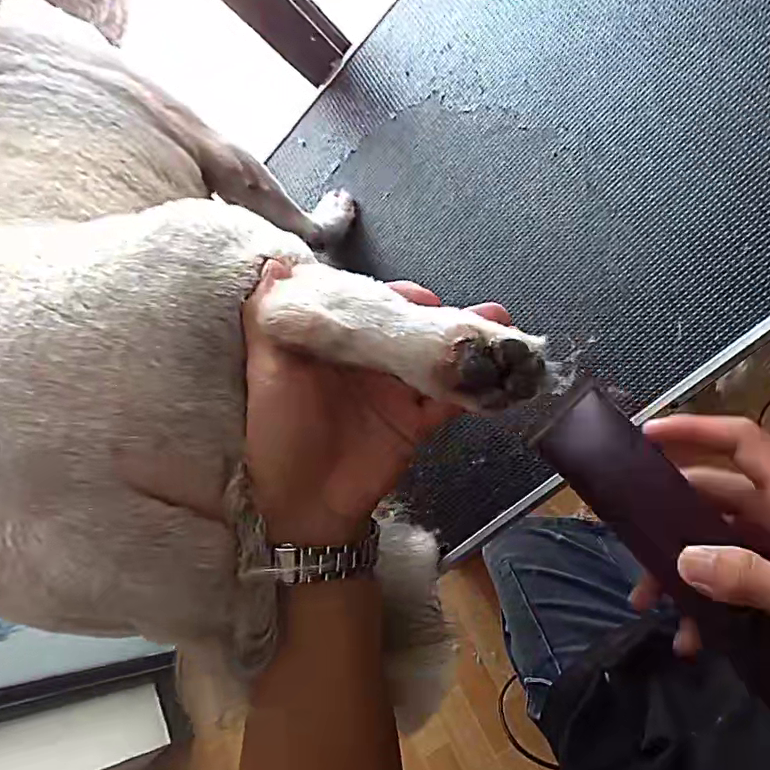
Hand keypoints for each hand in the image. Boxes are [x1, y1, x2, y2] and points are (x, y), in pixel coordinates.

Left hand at [244, 259, 511, 543]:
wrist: (304, 503)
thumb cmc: (279, 435)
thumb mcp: (268, 373)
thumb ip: (272, 320)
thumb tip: (278, 266)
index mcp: (338, 346)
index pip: (373, 308)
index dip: (399, 297)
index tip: (420, 297)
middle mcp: (372, 364)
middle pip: (415, 331)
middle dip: (446, 318)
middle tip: (477, 314)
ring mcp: (398, 393)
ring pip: (440, 361)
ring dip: (471, 347)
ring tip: (502, 331)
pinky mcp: (417, 423)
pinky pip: (451, 402)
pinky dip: (475, 391)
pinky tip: (499, 380)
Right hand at [631, 414, 769, 707]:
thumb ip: (749, 578)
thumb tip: (682, 559)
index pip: (743, 443)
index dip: (694, 430)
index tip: (646, 435)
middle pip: (716, 493)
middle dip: (669, 516)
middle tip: (626, 540)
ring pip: (717, 537)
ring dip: (682, 566)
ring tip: (648, 602)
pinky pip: (733, 573)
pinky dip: (708, 597)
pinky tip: (691, 636)